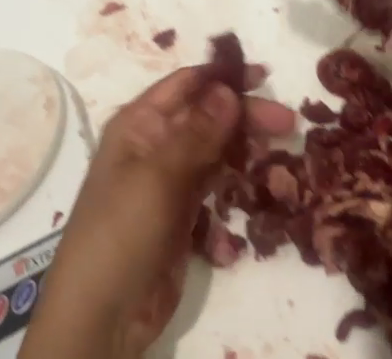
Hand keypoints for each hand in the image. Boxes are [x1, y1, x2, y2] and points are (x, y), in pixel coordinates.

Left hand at [23, 64, 296, 358]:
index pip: (185, 85)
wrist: (103, 314)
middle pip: (207, 117)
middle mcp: (153, 146)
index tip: (264, 77)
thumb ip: (197, 131)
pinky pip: (215, 187)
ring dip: (244, 150)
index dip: (222, 77)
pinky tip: (258, 192)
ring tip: (280, 154)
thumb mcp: (159, 176)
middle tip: (288, 123)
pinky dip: (236, 185)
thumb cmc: (122, 231)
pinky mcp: (182, 216)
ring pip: (215, 151)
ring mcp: (168, 182)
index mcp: (139, 125)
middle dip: (244, 117)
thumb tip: (228, 87)